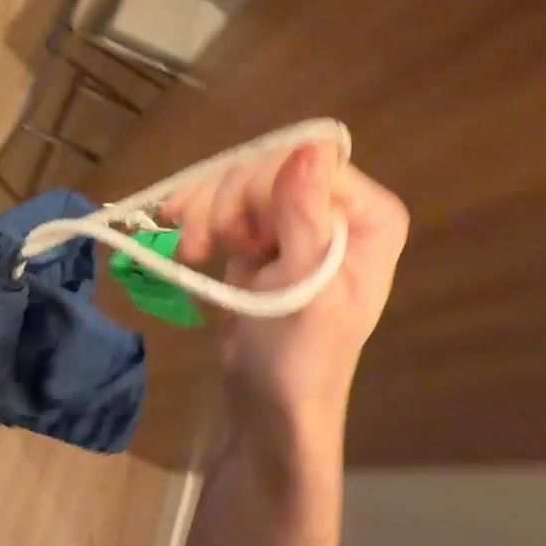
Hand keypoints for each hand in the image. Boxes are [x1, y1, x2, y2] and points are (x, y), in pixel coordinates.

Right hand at [159, 142, 408, 439]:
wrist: (268, 398)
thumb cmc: (299, 356)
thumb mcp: (305, 289)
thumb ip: (306, 218)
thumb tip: (309, 148)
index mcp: (369, 216)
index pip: (308, 161)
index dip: (264, 188)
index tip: (244, 236)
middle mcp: (337, 206)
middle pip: (265, 165)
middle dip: (226, 203)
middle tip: (208, 248)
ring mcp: (295, 214)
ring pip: (237, 177)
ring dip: (204, 211)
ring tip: (192, 252)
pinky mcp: (261, 229)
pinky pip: (222, 197)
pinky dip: (195, 211)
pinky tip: (177, 230)